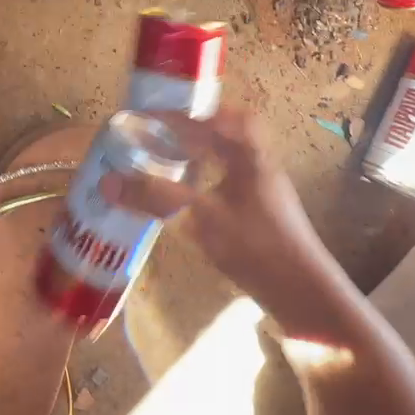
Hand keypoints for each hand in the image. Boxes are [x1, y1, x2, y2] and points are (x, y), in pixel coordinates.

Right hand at [101, 107, 337, 311]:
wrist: (307, 301)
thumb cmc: (258, 247)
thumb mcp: (202, 218)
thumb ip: (156, 197)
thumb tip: (107, 181)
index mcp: (253, 157)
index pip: (228, 118)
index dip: (195, 113)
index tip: (159, 117)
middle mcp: (261, 169)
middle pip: (229, 137)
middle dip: (194, 133)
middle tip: (158, 138)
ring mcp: (264, 196)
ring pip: (230, 163)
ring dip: (201, 158)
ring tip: (166, 163)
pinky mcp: (261, 220)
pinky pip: (229, 186)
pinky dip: (206, 183)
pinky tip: (186, 201)